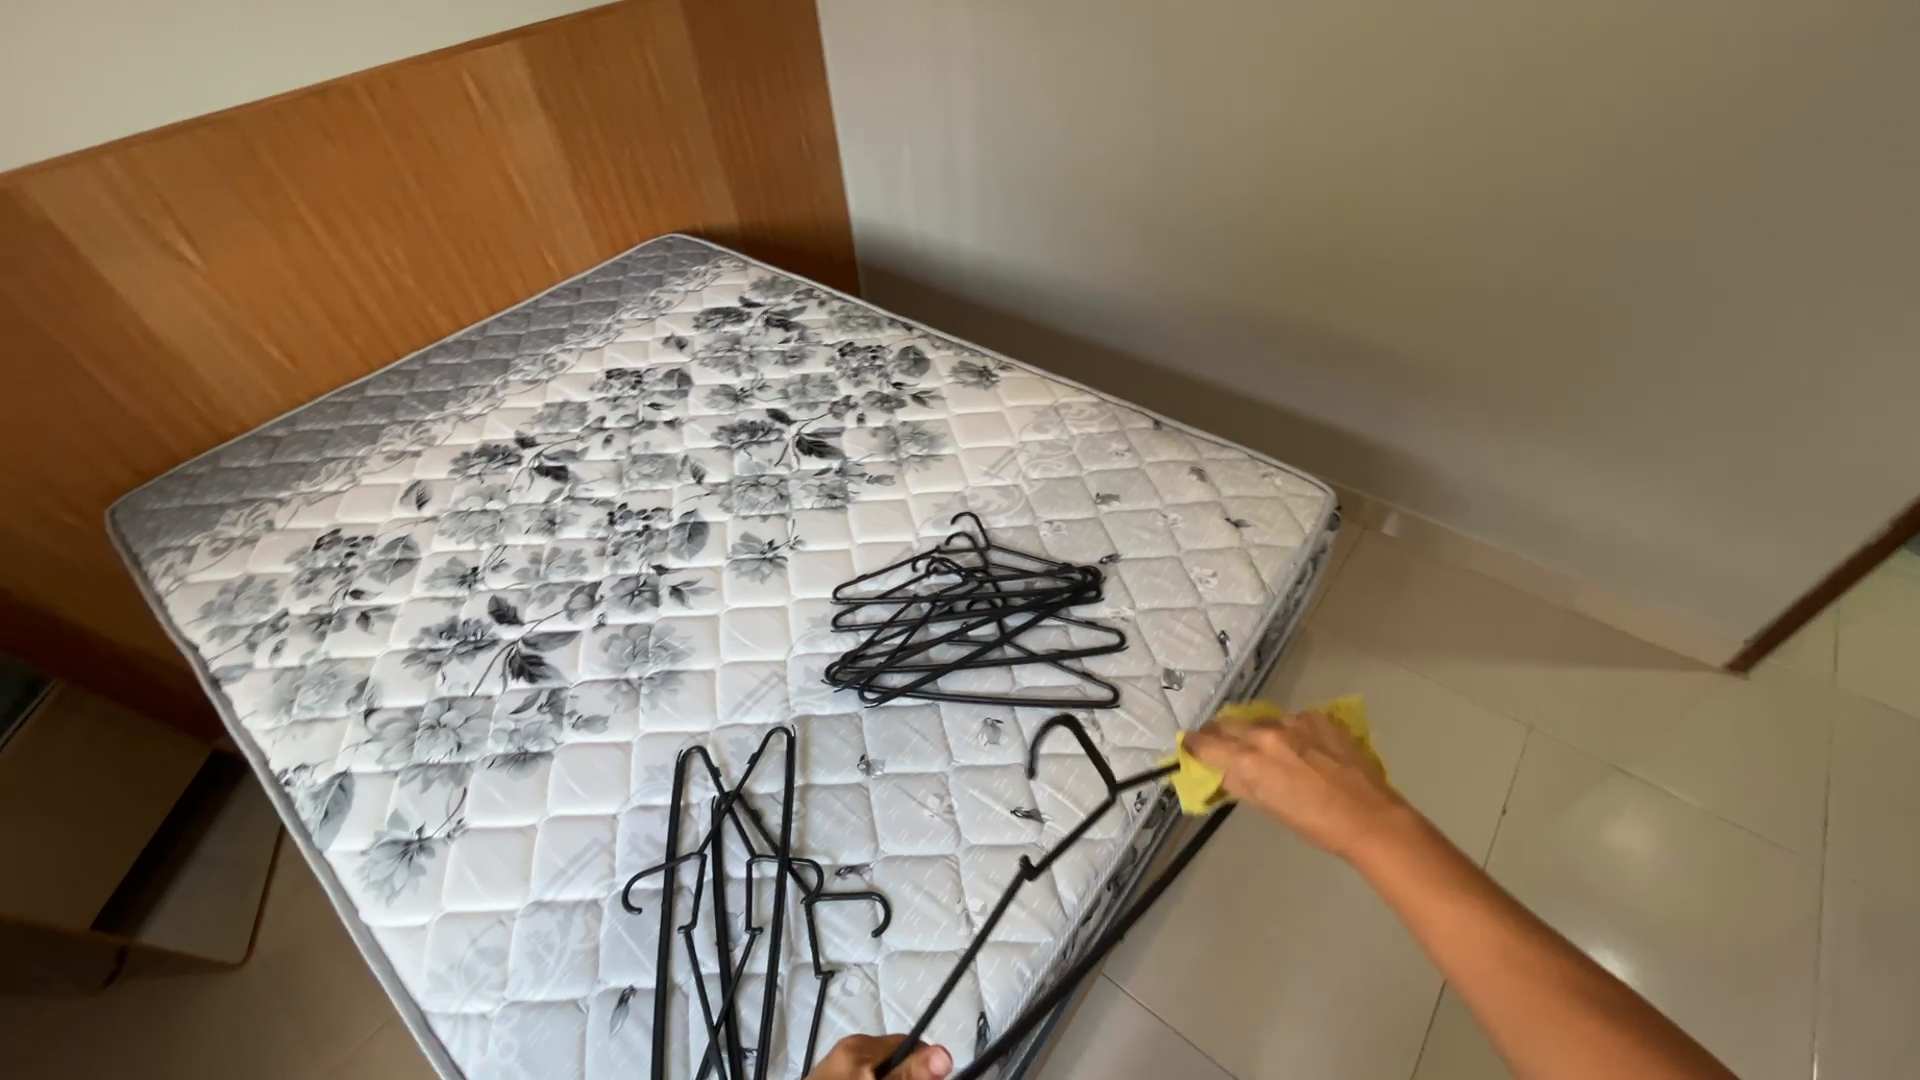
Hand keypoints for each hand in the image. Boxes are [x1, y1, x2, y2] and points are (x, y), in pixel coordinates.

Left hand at [805, 1035, 952, 1079]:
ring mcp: (835, 1069)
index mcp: (859, 1047)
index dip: (925, 1067)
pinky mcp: (829, 1079)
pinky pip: (860, 1078)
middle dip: (907, 1079)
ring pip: (879, 1074)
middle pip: (894, 1061)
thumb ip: (909, 1076)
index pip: (910, 1044)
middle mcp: (847, 1051)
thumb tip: (945, 1054)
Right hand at [1185, 708, 1411, 859]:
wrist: (1369, 818)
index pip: (1205, 743)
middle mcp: (1265, 734)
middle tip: (1219, 744)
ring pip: (1259, 721)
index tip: (1190, 746)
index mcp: (1248, 760)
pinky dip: (1288, 731)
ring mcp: (1293, 722)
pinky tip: (1301, 748)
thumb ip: (1238, 783)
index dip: (1193, 745)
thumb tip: (1220, 771)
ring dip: (1255, 732)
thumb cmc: (1314, 824)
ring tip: (1266, 748)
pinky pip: (1290, 720)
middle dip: (1218, 734)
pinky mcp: (1317, 718)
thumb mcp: (1267, 806)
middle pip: (1227, 724)